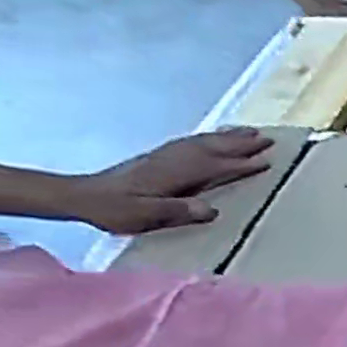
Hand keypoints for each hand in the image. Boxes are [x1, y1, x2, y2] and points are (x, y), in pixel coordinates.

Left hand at [64, 128, 274, 233]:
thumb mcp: (143, 215)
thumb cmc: (113, 209)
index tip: (267, 161)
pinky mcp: (158, 157)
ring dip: (228, 136)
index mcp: (173, 174)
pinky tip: (216, 138)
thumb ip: (176, 211)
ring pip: (203, 141)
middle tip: (268, 138)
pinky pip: (191, 142)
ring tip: (250, 131)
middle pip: (212, 147)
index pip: (215, 167)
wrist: (78, 195)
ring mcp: (164, 156)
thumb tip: (211, 209)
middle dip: (241, 143)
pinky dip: (209, 137)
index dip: (241, 164)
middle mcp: (171, 160)